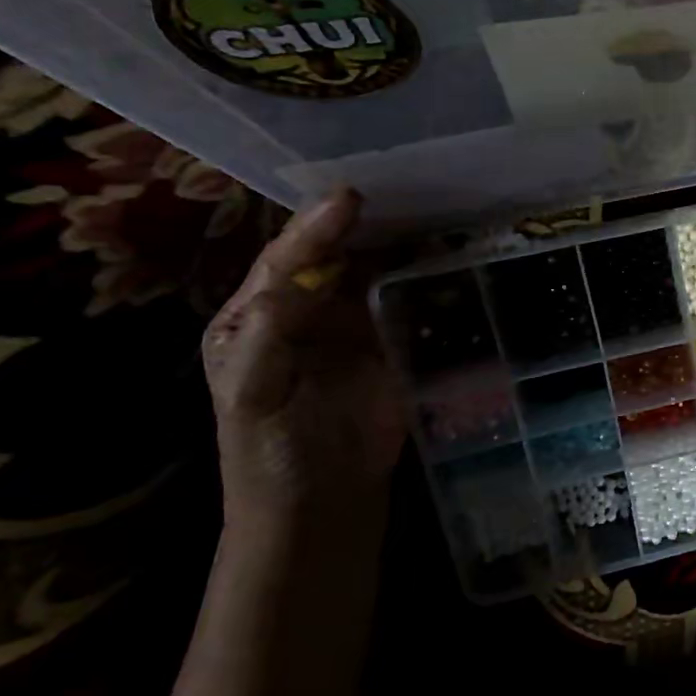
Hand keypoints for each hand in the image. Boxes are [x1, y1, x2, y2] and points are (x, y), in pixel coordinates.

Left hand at [202, 189, 405, 526]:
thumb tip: (297, 279)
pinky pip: (404, 307)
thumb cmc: (267, 454)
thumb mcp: (249, 395)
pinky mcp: (389, 349)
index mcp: (257, 315)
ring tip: (430, 211)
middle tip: (401, 188)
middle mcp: (305, 311)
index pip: (283, 261)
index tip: (349, 199)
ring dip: (397, 246)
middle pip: (333, 257)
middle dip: (361, 226)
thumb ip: (268, 335)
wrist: (320, 506)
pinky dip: (423, 283)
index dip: (315, 229)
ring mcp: (351, 329)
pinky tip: (446, 260)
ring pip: (373, 275)